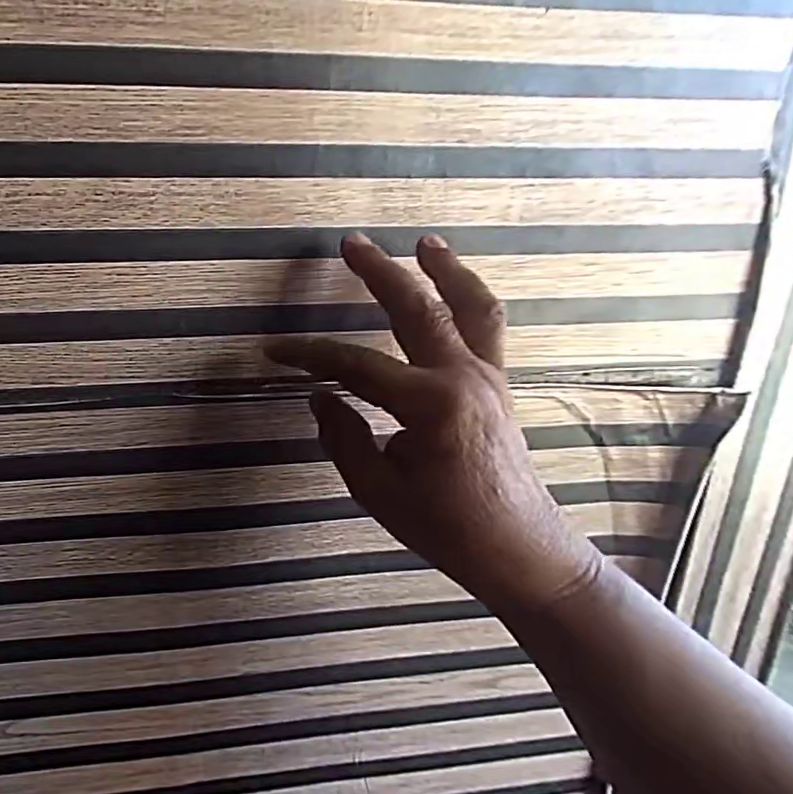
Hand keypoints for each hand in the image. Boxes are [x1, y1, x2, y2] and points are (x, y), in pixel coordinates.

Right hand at [266, 233, 604, 612]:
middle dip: (381, 273)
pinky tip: (451, 292)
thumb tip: (320, 397)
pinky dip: (468, 301)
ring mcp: (488, 379)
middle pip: (418, 310)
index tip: (272, 351)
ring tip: (425, 243)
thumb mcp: (375, 489)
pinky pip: (485, 330)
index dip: (307, 354)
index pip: (353, 364)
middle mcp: (464, 379)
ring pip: (470, 308)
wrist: (520, 550)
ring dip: (446, 271)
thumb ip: (342, 437)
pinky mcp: (497, 389)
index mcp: (429, 404)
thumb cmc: (444, 526)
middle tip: (351, 243)